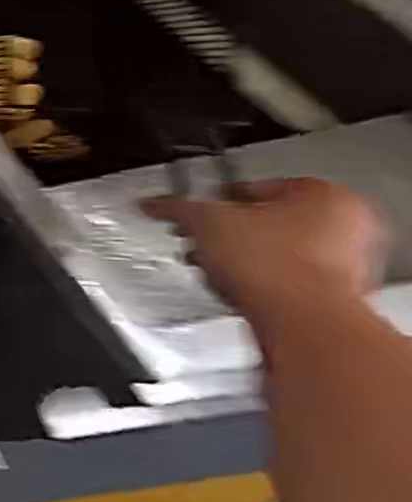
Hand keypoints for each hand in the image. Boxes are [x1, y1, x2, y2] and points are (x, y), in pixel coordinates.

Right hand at [141, 177, 386, 326]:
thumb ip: (175, 208)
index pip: (254, 187)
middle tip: (197, 239)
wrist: (296, 314)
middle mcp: (347, 224)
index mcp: (326, 196)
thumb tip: (154, 204)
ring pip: (269, 248)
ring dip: (233, 256)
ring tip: (210, 265)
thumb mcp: (204, 221)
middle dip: (222, 232)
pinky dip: (252, 278)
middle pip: (263, 220)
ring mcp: (344, 259)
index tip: (191, 210)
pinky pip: (279, 274)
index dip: (214, 200)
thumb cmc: (273, 264)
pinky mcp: (329, 288)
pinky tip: (232, 284)